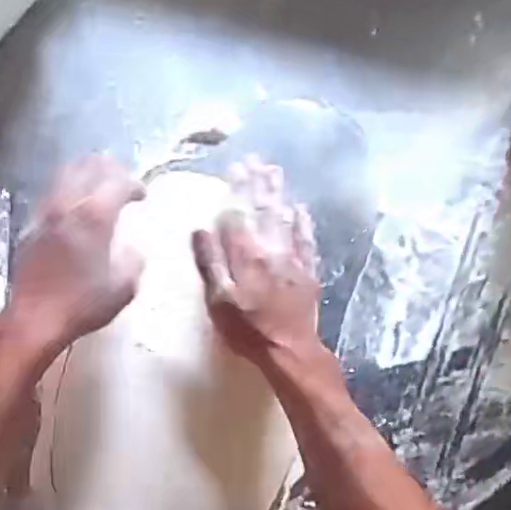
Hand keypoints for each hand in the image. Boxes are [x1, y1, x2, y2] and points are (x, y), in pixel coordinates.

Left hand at [6, 156, 145, 354]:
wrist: (34, 319)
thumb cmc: (81, 306)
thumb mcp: (122, 289)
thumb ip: (133, 263)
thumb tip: (132, 251)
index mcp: (94, 216)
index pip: (118, 183)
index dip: (134, 185)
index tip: (141, 195)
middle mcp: (67, 206)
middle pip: (87, 166)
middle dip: (108, 167)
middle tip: (119, 176)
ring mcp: (45, 215)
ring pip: (64, 175)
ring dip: (83, 173)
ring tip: (95, 183)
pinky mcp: (30, 229)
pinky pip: (50, 196)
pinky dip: (65, 191)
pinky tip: (71, 208)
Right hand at [191, 157, 322, 366]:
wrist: (290, 350)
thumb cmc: (247, 330)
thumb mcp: (219, 302)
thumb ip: (211, 264)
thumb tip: (202, 230)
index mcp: (246, 256)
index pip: (239, 215)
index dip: (236, 191)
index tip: (235, 167)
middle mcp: (271, 251)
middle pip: (263, 211)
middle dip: (258, 184)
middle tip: (256, 159)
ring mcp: (293, 260)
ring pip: (285, 219)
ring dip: (279, 194)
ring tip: (274, 171)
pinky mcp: (308, 273)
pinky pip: (306, 241)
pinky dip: (302, 223)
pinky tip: (300, 209)